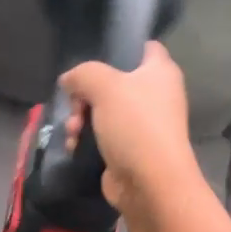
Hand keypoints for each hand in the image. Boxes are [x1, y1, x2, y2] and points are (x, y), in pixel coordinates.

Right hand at [59, 40, 200, 219]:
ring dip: (80, 119)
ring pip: (102, 110)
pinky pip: (102, 136)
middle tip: (76, 104)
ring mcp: (142, 124)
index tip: (94, 57)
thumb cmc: (135, 125)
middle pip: (113, 81)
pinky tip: (74, 147)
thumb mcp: (105, 86)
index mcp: (160, 72)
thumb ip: (83, 73)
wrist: (150, 184)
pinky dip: (86, 140)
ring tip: (73, 131)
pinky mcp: (130, 149)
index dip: (120, 47)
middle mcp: (155, 95)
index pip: (144, 47)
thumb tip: (69, 80)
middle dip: (86, 93)